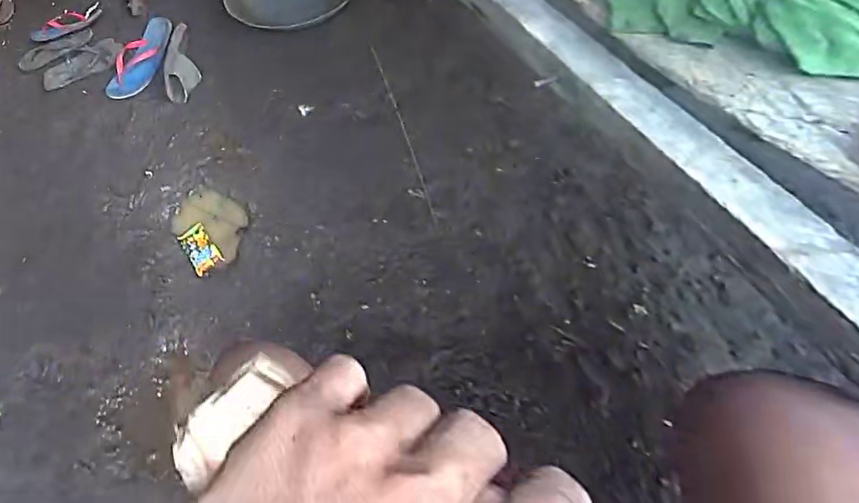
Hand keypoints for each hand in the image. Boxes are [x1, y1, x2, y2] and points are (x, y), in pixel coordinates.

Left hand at [201, 352, 587, 502]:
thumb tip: (492, 502)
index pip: (555, 502)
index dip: (548, 493)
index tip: (536, 489)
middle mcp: (429, 491)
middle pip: (478, 435)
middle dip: (464, 450)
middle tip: (437, 465)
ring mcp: (361, 443)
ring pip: (412, 399)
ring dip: (403, 421)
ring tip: (381, 439)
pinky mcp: (303, 411)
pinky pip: (346, 369)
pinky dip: (344, 387)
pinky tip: (335, 409)